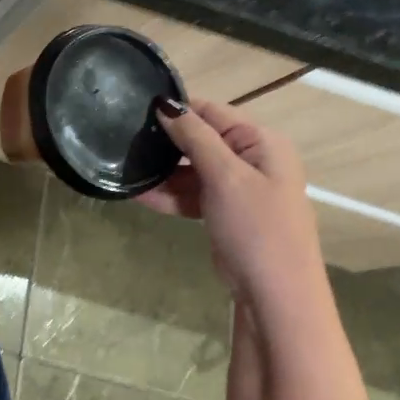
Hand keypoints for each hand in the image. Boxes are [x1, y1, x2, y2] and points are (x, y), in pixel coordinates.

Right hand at [138, 99, 324, 299]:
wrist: (276, 295)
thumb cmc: (256, 227)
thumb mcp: (225, 176)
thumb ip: (195, 137)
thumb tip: (165, 104)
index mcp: (262, 142)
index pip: (212, 112)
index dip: (176, 110)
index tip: (135, 111)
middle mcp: (253, 160)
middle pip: (201, 140)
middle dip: (166, 143)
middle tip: (124, 140)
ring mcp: (239, 189)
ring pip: (193, 169)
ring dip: (163, 172)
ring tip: (125, 170)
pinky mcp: (226, 213)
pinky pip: (193, 194)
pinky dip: (170, 195)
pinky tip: (138, 195)